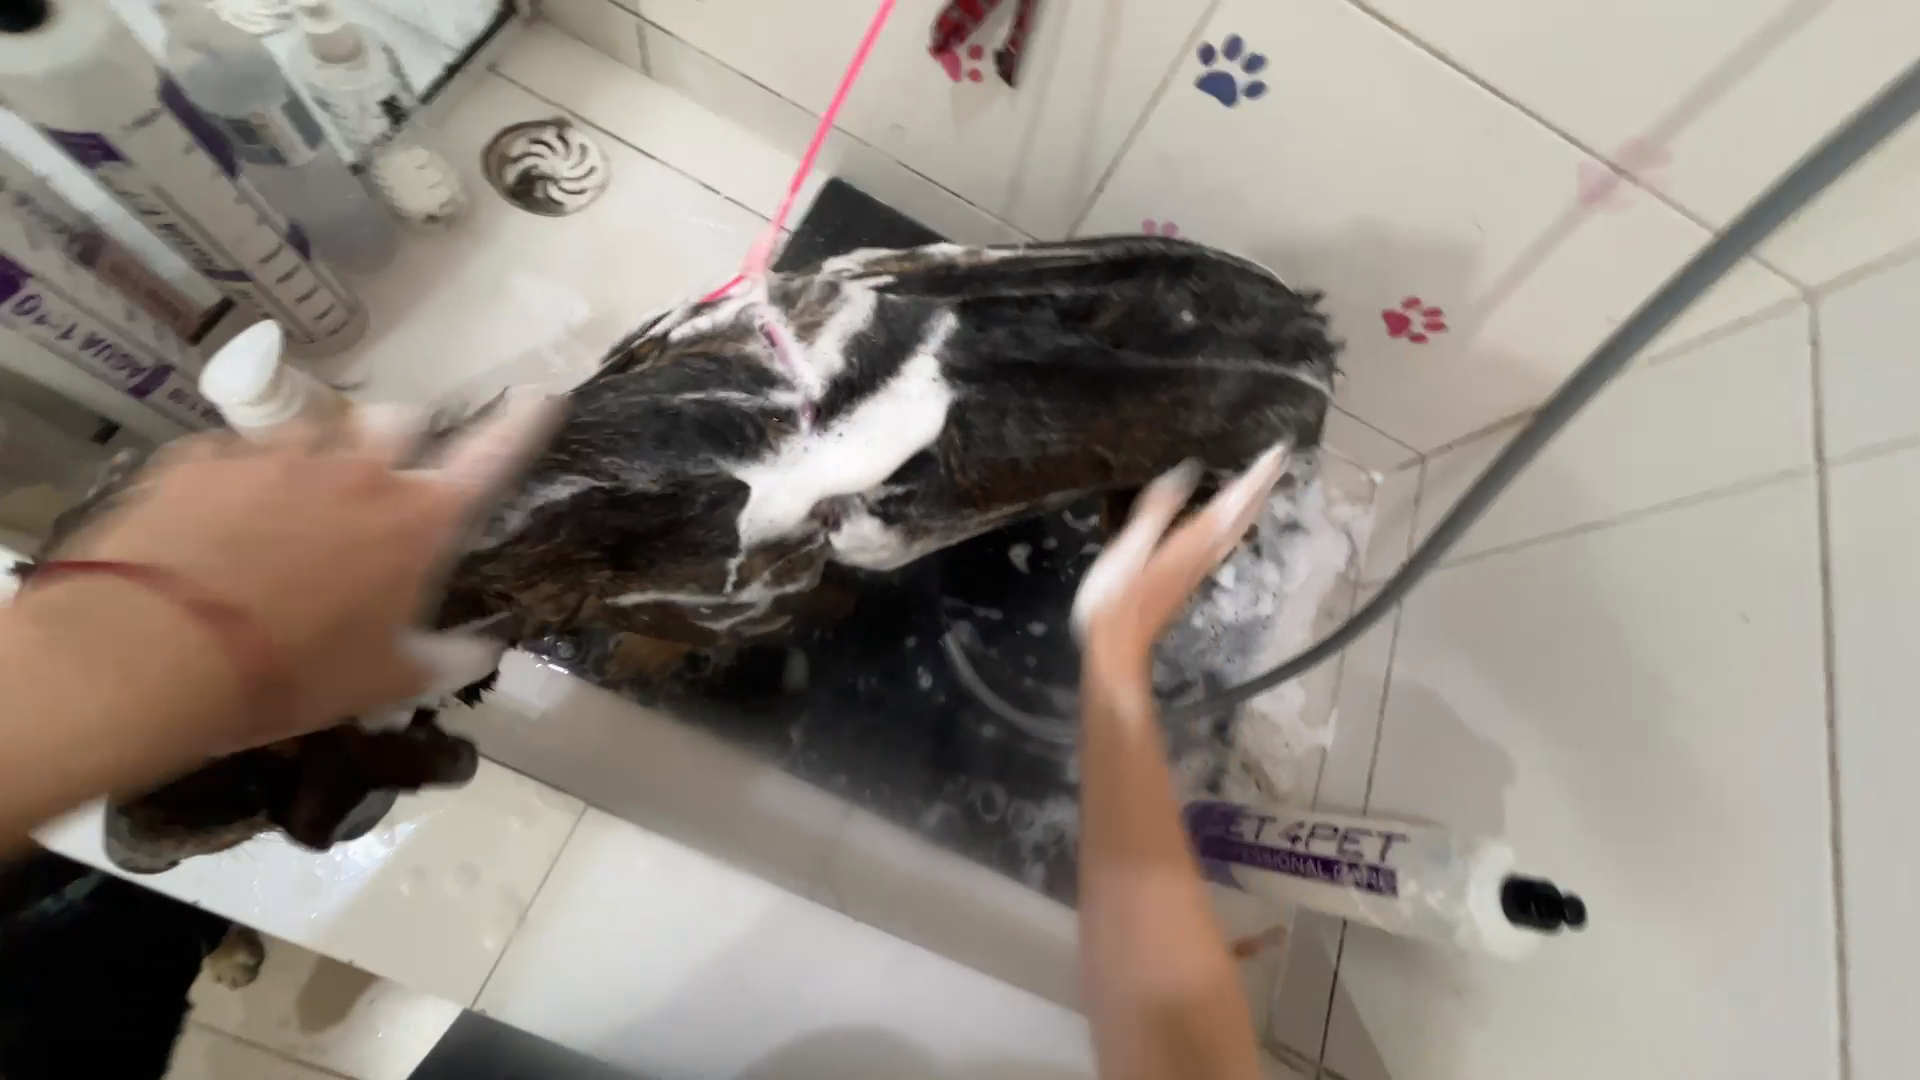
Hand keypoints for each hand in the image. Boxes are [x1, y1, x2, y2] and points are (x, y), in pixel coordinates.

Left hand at [34, 394, 563, 742]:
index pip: (495, 456)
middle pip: (403, 419)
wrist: (144, 661)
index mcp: (424, 520)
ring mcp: (280, 459)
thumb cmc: (295, 670)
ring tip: (296, 494)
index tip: (544, 393)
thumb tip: (486, 651)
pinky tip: (221, 516)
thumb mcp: (389, 679)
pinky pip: (236, 449)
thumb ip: (451, 659)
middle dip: (402, 438)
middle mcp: (364, 473)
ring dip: (325, 449)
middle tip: (381, 478)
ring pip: (321, 422)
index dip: (524, 422)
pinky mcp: (203, 462)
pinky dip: (242, 472)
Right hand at [1070, 445, 1290, 714]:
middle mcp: (1204, 552)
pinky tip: (1229, 519)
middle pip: (1242, 515)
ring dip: (1253, 504)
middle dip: (1262, 486)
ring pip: (1237, 529)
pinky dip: (1235, 522)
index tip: (1279, 451)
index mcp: (1192, 542)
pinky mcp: (1189, 576)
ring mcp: (1199, 567)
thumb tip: (1186, 471)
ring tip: (1264, 481)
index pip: (1233, 502)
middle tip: (1281, 458)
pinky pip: (1223, 540)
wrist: (1117, 647)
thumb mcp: (1129, 549)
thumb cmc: (1115, 599)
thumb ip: (1157, 511)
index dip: (1256, 476)